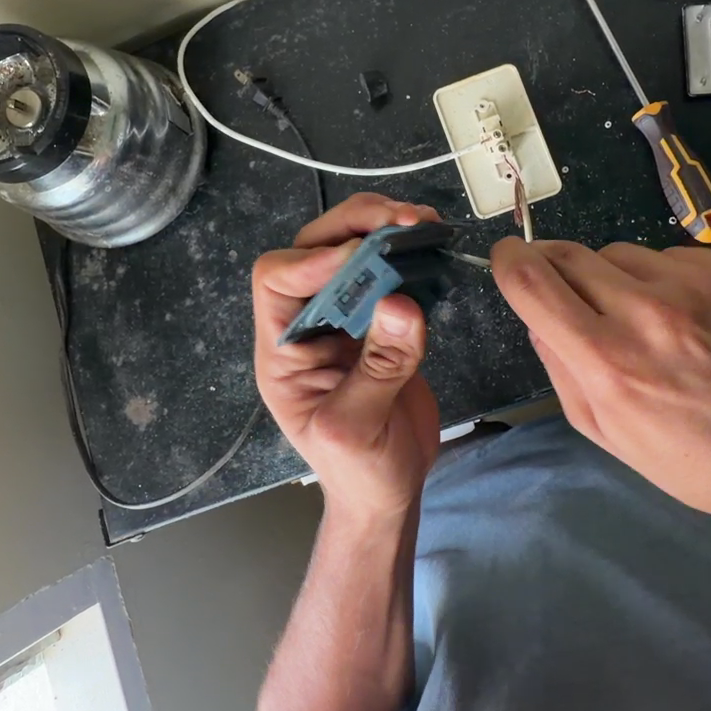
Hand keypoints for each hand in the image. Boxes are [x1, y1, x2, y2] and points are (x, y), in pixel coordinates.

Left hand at [253, 193, 442, 520]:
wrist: (388, 492)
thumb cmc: (358, 472)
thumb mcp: (357, 429)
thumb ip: (379, 368)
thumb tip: (400, 303)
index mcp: (283, 349)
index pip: (276, 280)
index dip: (311, 260)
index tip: (359, 257)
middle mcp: (309, 323)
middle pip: (315, 249)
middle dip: (354, 226)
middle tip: (403, 217)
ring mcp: (346, 319)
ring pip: (352, 251)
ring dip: (384, 229)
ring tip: (424, 223)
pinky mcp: (382, 321)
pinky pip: (388, 273)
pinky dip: (409, 253)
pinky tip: (434, 247)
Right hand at [491, 238, 710, 549]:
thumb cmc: (694, 460)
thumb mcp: (605, 433)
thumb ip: (559, 367)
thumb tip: (534, 314)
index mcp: (607, 361)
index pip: (531, 281)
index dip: (510, 260)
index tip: (509, 257)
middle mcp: (648, 312)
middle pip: (571, 254)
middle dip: (559, 267)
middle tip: (578, 294)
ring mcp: (700, 286)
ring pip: (624, 253)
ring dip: (620, 277)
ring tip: (654, 318)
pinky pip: (677, 256)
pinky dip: (673, 279)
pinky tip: (700, 316)